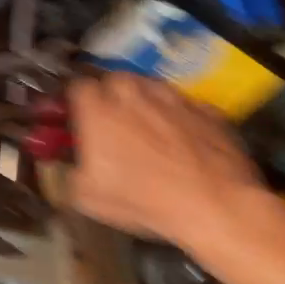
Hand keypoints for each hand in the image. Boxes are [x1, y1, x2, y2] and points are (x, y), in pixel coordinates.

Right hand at [67, 73, 272, 251]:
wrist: (215, 205)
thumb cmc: (141, 198)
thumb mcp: (85, 195)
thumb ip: (69, 170)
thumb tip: (69, 164)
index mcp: (98, 111)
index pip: (77, 86)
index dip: (74, 99)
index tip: (75, 114)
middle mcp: (135, 96)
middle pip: (114, 78)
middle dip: (108, 93)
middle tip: (108, 116)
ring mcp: (175, 100)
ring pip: (150, 85)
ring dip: (142, 98)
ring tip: (143, 121)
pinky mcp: (208, 110)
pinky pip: (184, 104)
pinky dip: (176, 113)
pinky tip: (178, 134)